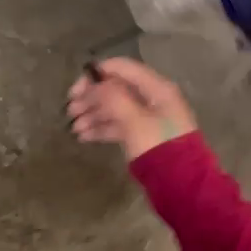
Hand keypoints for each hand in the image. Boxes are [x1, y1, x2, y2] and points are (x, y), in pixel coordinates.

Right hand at [67, 57, 196, 159]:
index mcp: (155, 87)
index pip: (121, 68)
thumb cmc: (157, 145)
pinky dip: (102, 128)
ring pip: (115, 108)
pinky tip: (84, 136)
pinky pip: (119, 125)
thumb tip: (93, 86)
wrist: (179, 182)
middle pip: (115, 89)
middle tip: (70, 110)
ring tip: (75, 127)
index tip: (75, 91)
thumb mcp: (133, 118)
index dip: (96, 75)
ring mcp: (147, 118)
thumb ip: (111, 97)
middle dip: (91, 98)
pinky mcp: (143, 136)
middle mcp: (151, 98)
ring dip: (93, 114)